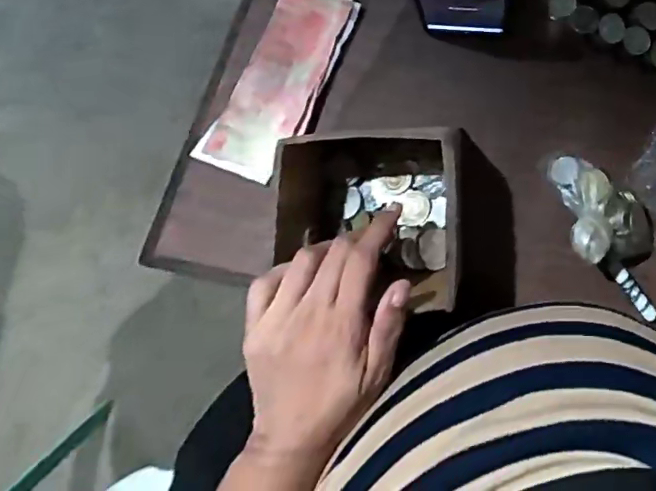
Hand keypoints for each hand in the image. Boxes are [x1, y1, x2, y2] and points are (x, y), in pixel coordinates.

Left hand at [239, 206, 411, 479]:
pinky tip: (299, 274)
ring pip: (301, 260)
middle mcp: (307, 313)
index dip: (377, 229)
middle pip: (333, 252)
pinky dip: (285, 268)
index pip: (360, 259)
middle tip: (370, 237)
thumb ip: (388, 326)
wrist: (288, 441)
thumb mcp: (377, 373)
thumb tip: (402, 282)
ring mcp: (275, 319)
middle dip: (356, 235)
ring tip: (338, 254)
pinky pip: (265, 281)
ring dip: (324, 248)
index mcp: (341, 324)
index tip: (391, 212)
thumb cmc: (342, 406)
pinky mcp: (253, 328)